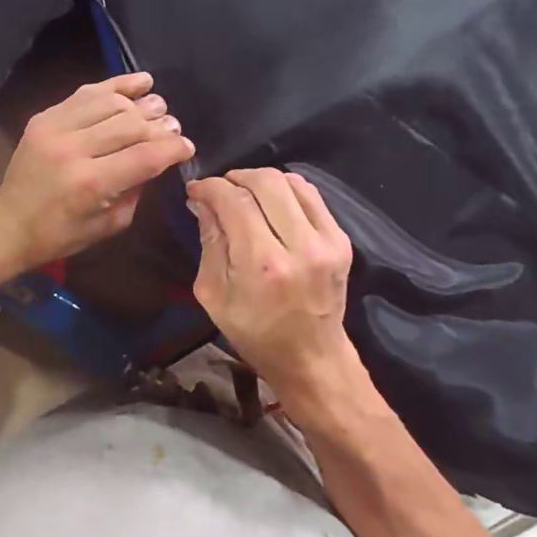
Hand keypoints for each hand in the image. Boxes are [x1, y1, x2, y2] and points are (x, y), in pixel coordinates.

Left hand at [0, 72, 194, 272]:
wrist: (8, 224)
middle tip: (174, 127)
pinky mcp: (43, 117)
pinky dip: (114, 86)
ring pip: (110, 103)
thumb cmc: (63, 235)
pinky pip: (85, 93)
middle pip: (130, 124)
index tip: (187, 146)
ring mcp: (55, 129)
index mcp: (91, 184)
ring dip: (139, 103)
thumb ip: (137, 188)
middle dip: (159, 125)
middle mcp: (73, 149)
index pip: (145, 155)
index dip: (173, 148)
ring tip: (157, 105)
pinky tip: (138, 83)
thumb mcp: (111, 223)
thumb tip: (158, 157)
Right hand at [187, 168, 365, 413]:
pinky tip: (272, 203)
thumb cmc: (255, 333)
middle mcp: (300, 246)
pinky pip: (311, 196)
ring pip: (291, 182)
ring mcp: (327, 241)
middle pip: (265, 182)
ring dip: (261, 180)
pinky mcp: (341, 240)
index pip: (234, 201)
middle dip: (235, 177)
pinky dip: (286, 191)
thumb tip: (203, 203)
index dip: (210, 187)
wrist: (311, 358)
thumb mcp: (214, 295)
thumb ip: (209, 242)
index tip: (195, 190)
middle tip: (220, 190)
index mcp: (263, 264)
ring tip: (244, 193)